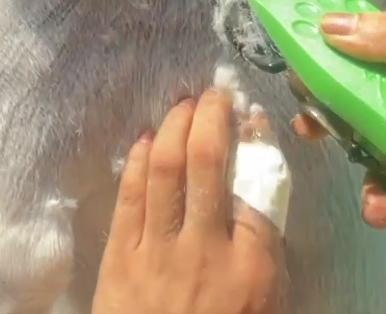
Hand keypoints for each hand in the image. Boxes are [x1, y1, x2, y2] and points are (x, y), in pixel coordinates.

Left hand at [93, 90, 285, 313]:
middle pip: (209, 162)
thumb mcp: (264, 308)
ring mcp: (158, 249)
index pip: (260, 193)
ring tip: (183, 102)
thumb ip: (266, 264)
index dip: (256, 148)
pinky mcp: (119, 255)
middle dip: (211, 117)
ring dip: (175, 125)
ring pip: (166, 166)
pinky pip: (130, 192)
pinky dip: (139, 159)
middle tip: (214, 93)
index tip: (253, 119)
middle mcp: (206, 250)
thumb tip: (262, 210)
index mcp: (253, 274)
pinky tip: (147, 137)